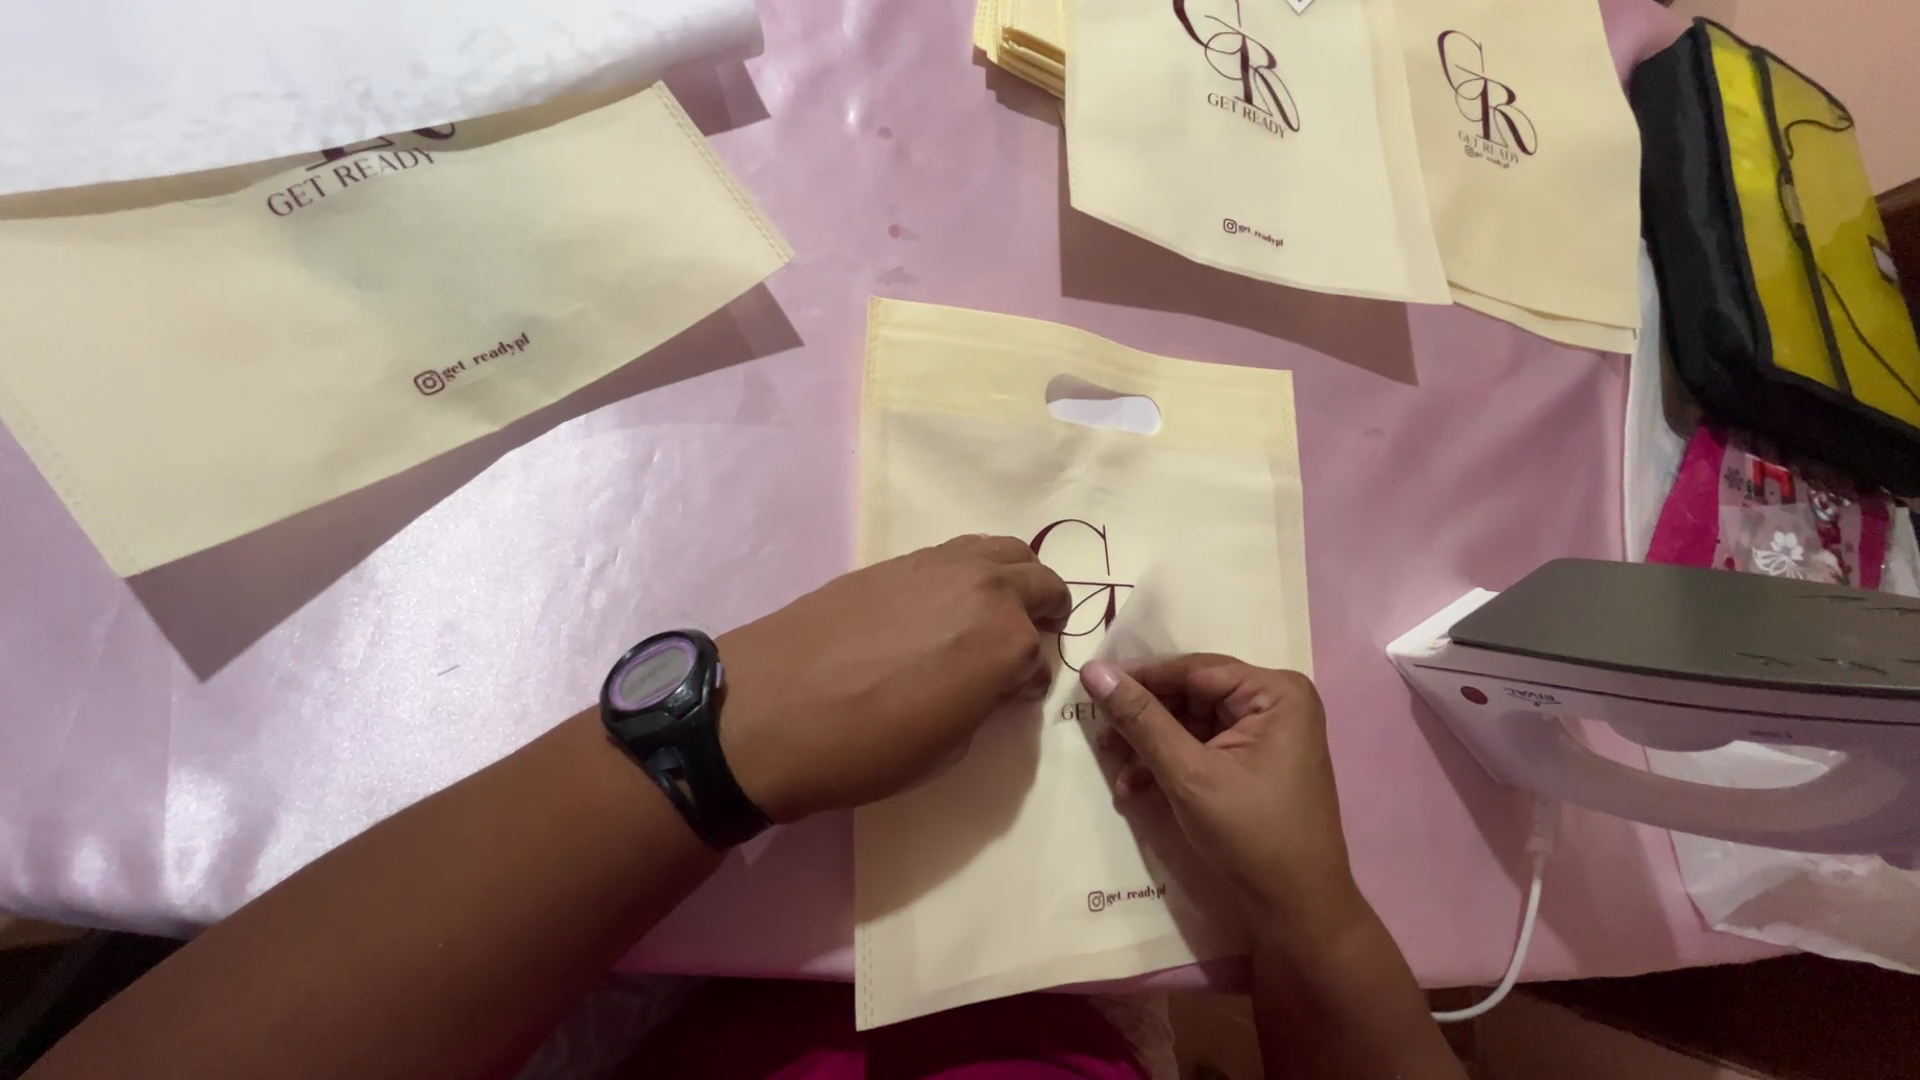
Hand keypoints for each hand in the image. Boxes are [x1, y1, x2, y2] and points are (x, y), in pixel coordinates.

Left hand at [715, 535, 1069, 822]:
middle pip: (1042, 584)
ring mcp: (941, 565)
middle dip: (1043, 616)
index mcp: (1006, 642)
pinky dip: (971, 572)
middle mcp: (985, 590)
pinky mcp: (901, 559)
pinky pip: (960, 552)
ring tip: (991, 614)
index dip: (1028, 683)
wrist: (766, 711)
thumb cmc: (863, 749)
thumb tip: (989, 681)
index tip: (1010, 699)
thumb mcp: (946, 748)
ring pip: (1006, 551)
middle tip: (1020, 646)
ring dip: (1014, 581)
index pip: (1041, 658)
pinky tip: (944, 604)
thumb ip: (985, 702)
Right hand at [1082, 656, 1364, 938]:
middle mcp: (1274, 702)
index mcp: (1275, 692)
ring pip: (1189, 721)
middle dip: (1143, 718)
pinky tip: (1135, 787)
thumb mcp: (1188, 773)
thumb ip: (1140, 719)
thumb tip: (1092, 670)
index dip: (1140, 678)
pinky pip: (1200, 745)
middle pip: (1190, 693)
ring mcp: (1265, 732)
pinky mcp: (1252, 760)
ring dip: (1149, 744)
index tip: (1091, 685)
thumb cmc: (1251, 834)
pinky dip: (1167, 762)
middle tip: (1099, 734)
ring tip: (1114, 766)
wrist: (1296, 912)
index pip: (1193, 669)